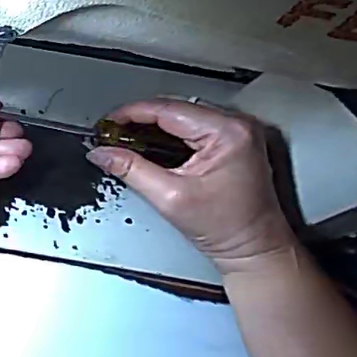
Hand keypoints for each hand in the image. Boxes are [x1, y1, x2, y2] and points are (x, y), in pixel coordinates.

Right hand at [86, 98, 298, 273]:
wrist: (255, 248)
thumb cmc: (228, 227)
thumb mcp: (168, 197)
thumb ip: (130, 169)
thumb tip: (101, 152)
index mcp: (227, 133)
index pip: (166, 109)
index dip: (129, 114)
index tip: (106, 124)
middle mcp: (236, 125)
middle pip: (172, 108)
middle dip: (137, 120)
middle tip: (110, 134)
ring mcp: (235, 131)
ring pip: (178, 115)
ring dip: (149, 126)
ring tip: (124, 141)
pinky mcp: (231, 140)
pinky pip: (189, 126)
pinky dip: (164, 134)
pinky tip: (147, 145)